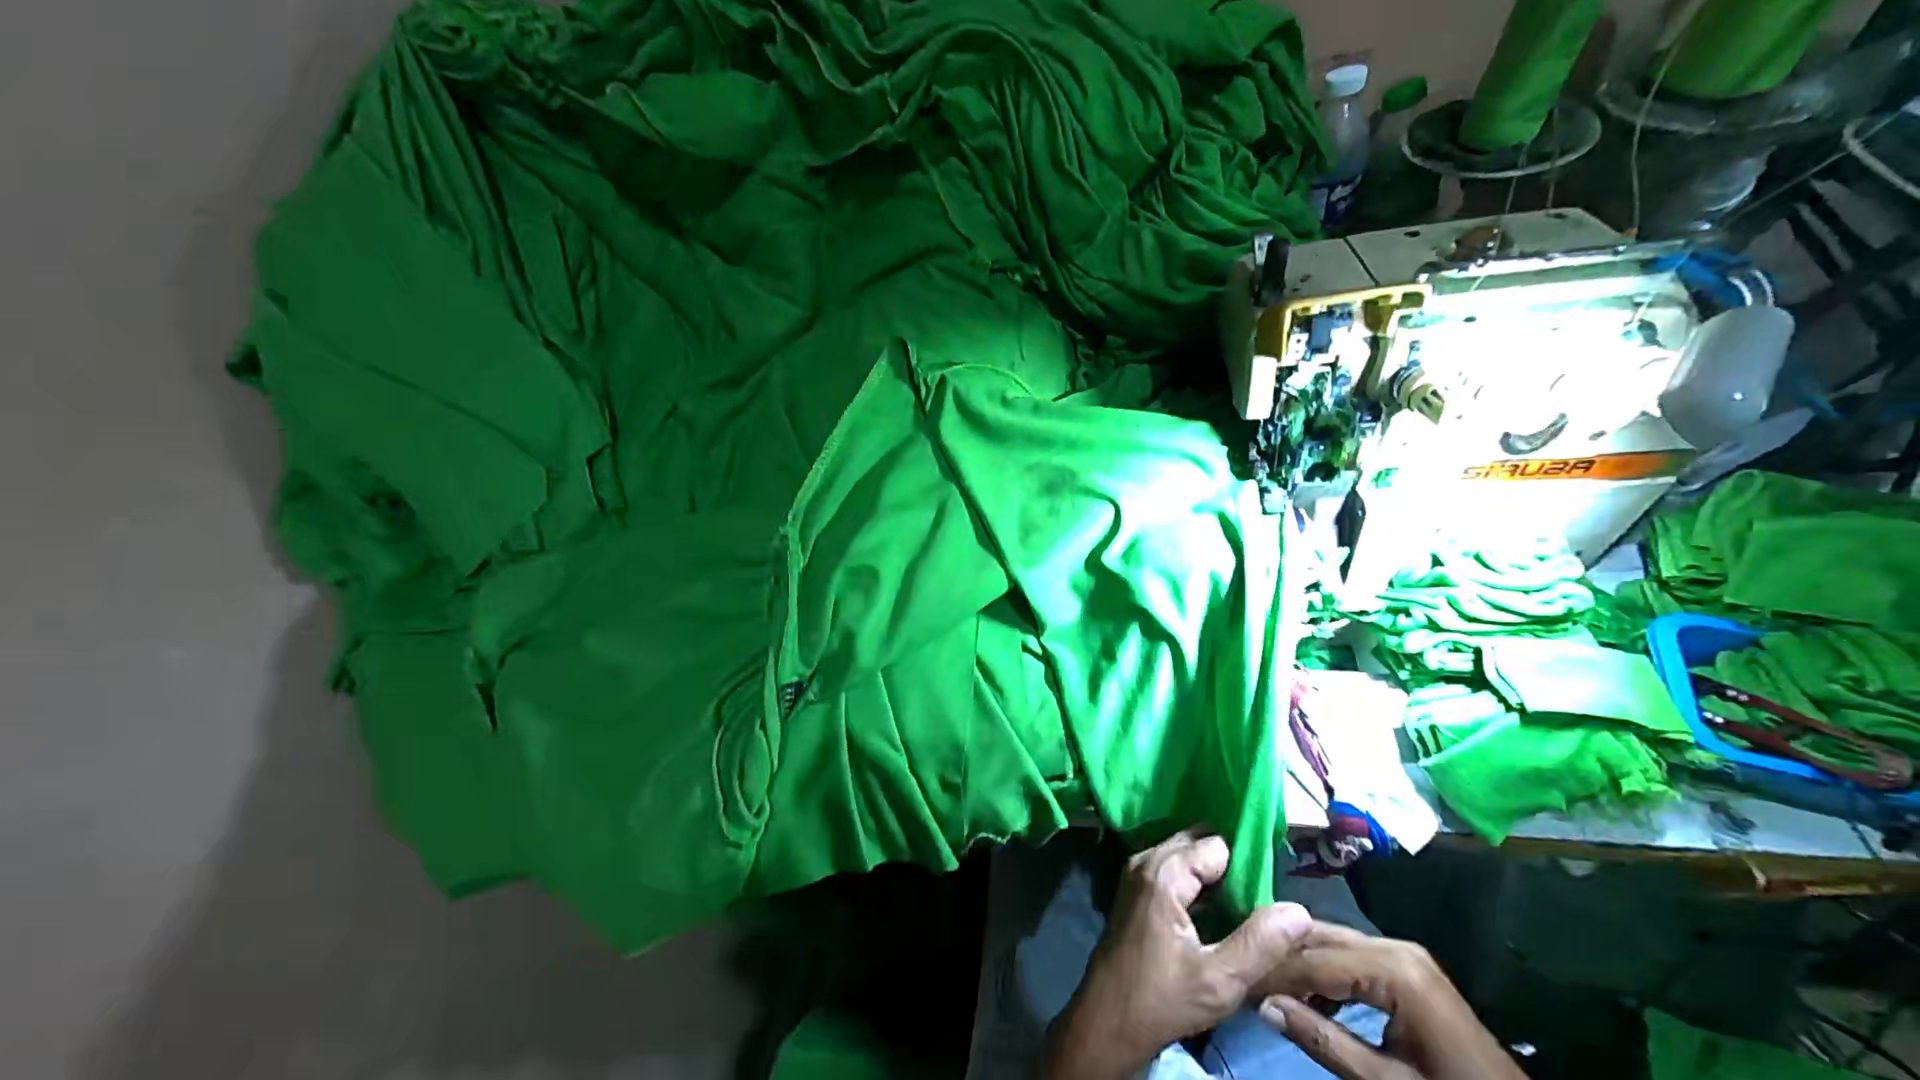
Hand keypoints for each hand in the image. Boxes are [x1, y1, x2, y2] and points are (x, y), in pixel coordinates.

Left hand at [1043, 830, 1312, 1078]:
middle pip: (1199, 844)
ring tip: (1246, 906)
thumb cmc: (1160, 1000)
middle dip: (1231, 866)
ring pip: (1187, 856)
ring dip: (1215, 876)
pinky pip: (1175, 869)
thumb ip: (1260, 943)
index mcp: (1163, 873)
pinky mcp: (1137, 890)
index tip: (1270, 892)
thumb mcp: (1219, 980)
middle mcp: (1147, 861)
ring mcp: (1138, 873)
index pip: (1217, 845)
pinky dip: (1198, 882)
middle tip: (1260, 899)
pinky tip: (1219, 911)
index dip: (1247, 866)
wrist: (1107, 1020)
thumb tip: (1300, 910)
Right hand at [1255, 921, 1524, 1079]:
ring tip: (1269, 990)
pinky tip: (1308, 999)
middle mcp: (1395, 947)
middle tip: (1245, 981)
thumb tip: (1264, 1006)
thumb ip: (1323, 1040)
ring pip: (1332, 943)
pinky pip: (1352, 957)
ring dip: (1299, 965)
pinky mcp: (1407, 967)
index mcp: (1393, 969)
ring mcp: (1403, 954)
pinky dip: (1324, 973)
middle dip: (1281, 960)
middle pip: (1320, 939)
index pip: (1313, 960)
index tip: (1238, 989)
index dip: (1273, 975)